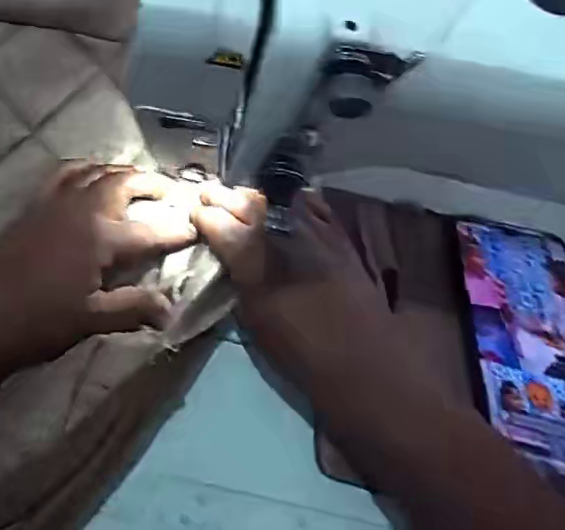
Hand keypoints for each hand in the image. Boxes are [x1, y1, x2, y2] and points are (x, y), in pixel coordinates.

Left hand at [0, 162, 199, 368]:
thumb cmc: (39, 320)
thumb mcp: (91, 319)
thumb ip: (133, 307)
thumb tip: (171, 307)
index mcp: (99, 236)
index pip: (149, 229)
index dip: (176, 229)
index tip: (197, 226)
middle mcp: (81, 208)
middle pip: (123, 183)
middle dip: (153, 185)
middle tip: (174, 193)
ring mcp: (55, 201)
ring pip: (95, 171)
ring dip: (120, 172)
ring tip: (138, 181)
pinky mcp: (35, 204)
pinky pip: (65, 173)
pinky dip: (84, 169)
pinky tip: (89, 176)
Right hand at [193, 184, 403, 390]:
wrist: (370, 369)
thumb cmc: (302, 354)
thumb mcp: (254, 319)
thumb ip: (237, 279)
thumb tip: (226, 258)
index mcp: (253, 257)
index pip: (217, 221)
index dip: (202, 215)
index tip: (194, 214)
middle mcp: (281, 233)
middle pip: (244, 202)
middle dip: (222, 197)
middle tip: (209, 197)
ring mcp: (313, 229)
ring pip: (274, 197)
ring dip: (253, 196)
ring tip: (241, 199)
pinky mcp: (339, 235)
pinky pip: (312, 204)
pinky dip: (293, 200)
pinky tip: (284, 203)